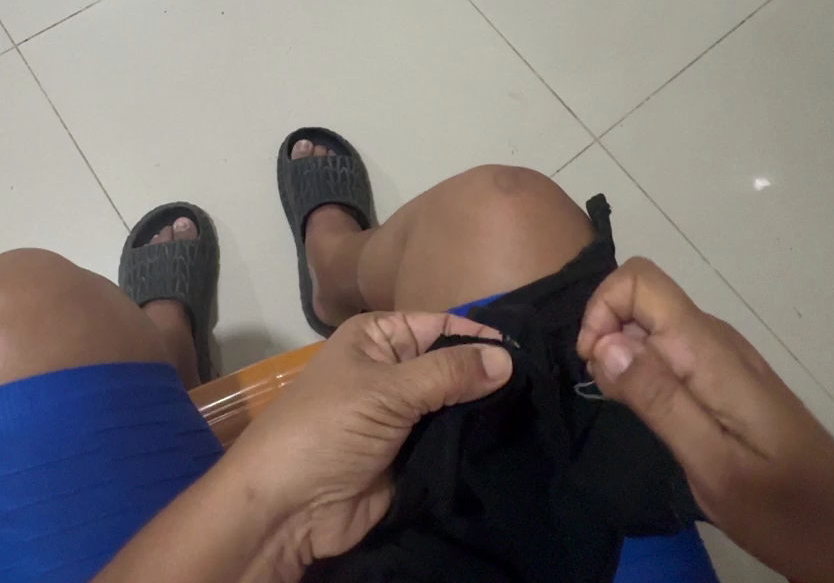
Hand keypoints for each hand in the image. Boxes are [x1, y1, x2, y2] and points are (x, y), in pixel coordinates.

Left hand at [221, 311, 512, 574]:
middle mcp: (393, 369)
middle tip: (546, 383)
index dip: (480, 334)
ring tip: (539, 411)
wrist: (288, 508)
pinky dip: (475, 441)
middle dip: (489, 374)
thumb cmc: (327, 428)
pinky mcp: (412, 456)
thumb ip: (447, 373)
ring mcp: (403, 415)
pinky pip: (450, 441)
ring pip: (455, 405)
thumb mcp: (386, 391)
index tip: (531, 347)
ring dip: (486, 411)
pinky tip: (514, 439)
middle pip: (451, 365)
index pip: (440, 325)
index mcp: (379, 338)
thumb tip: (507, 356)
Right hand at [577, 258, 833, 582]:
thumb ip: (657, 398)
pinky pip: (673, 348)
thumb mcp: (713, 464)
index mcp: (711, 351)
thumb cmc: (787, 511)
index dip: (603, 308)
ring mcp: (727, 358)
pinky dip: (647, 369)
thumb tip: (605, 340)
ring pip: (655, 323)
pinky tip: (657, 415)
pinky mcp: (730, 378)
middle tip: (610, 396)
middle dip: (607, 332)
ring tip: (631, 410)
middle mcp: (718, 340)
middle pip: (642, 297)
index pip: (640, 280)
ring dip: (625, 353)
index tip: (595, 364)